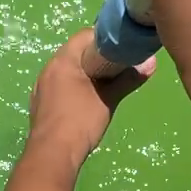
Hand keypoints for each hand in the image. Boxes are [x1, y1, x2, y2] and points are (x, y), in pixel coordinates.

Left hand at [26, 29, 154, 169]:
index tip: (121, 48)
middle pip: (74, 53)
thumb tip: (151, 63)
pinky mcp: (39, 104)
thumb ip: (128, 80)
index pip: (84, 36)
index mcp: (63, 61)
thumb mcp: (108, 100)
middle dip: (95, 57)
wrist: (52, 154)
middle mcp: (47, 69)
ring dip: (84, 74)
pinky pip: (58, 86)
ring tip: (102, 86)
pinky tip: (84, 102)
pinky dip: (73, 87)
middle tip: (116, 68)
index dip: (105, 38)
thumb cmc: (80, 122)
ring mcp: (40, 87)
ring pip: (66, 71)